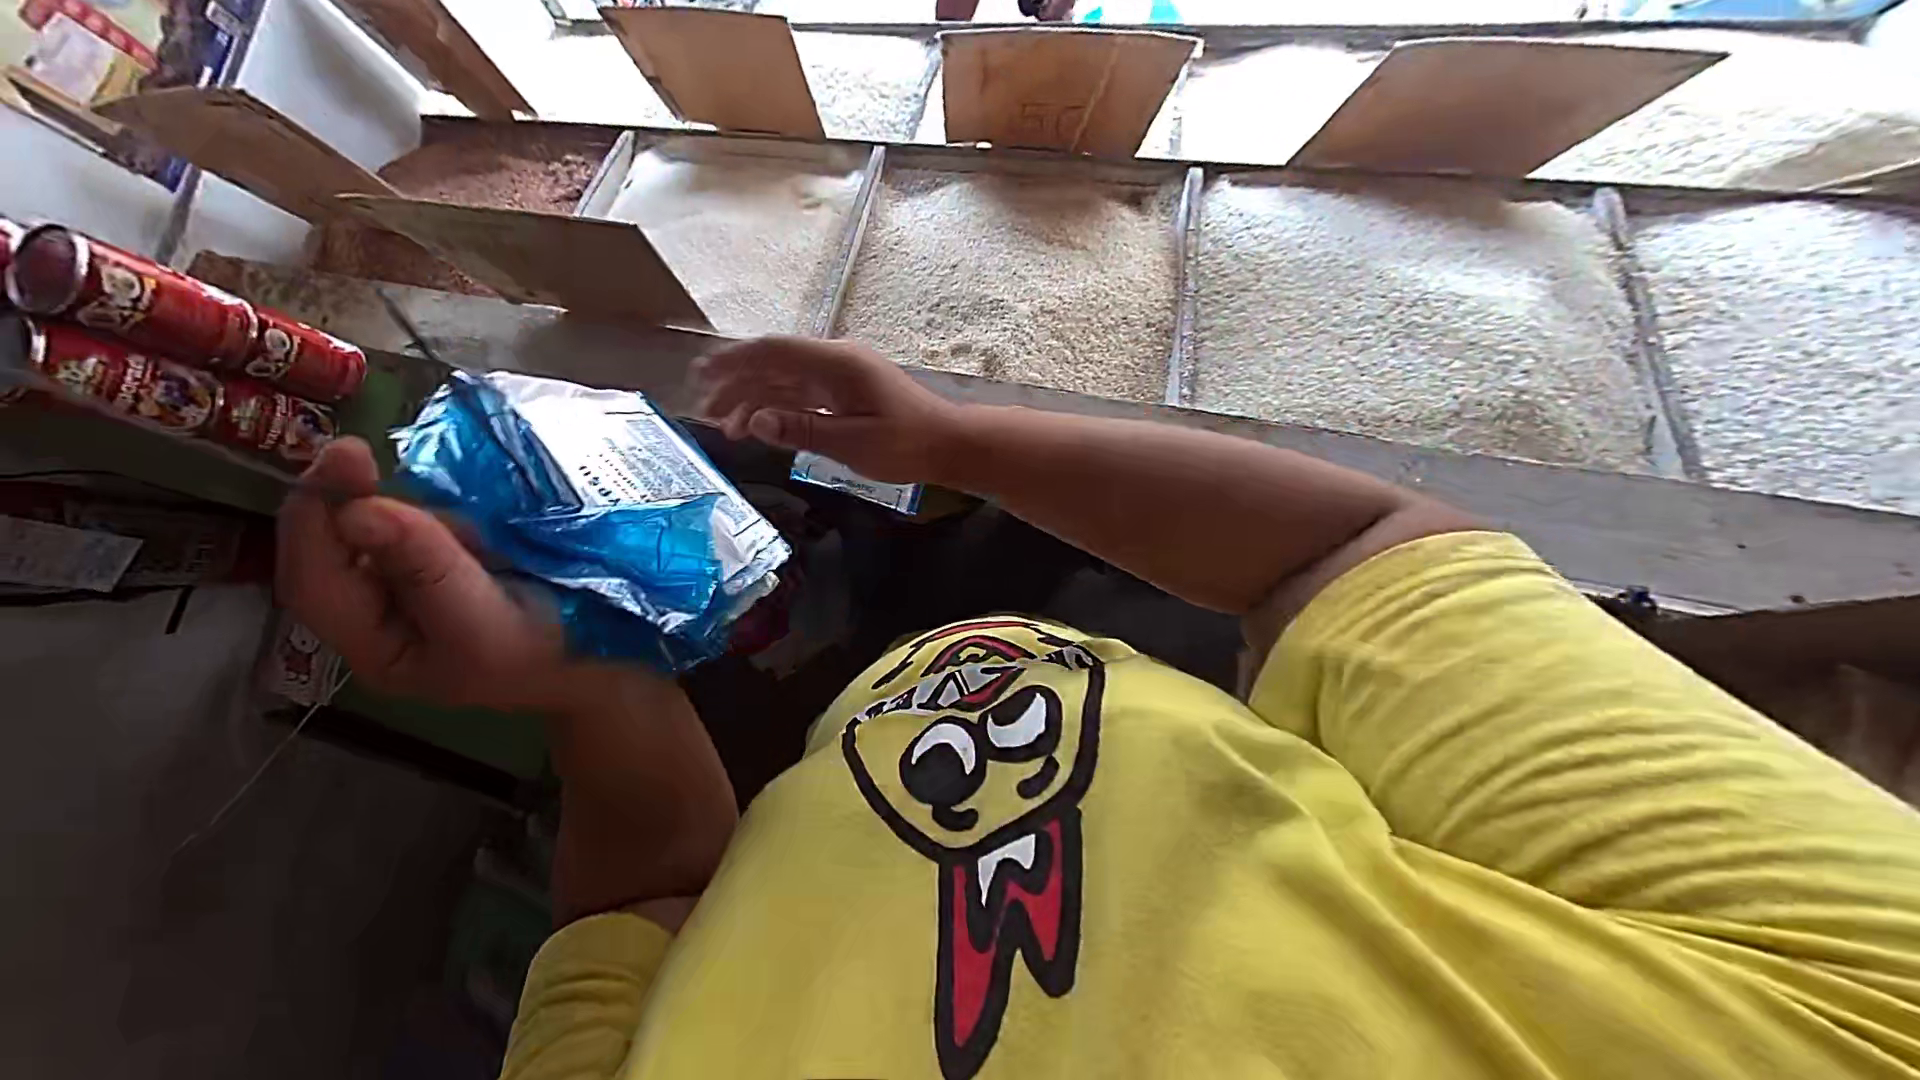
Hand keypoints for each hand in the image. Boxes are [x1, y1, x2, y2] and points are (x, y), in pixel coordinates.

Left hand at [276, 437, 592, 711]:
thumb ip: (426, 569)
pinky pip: (434, 525)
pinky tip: (481, 520)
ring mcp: (424, 584)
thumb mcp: (483, 621)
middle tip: (367, 454)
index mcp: (375, 644)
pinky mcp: (461, 561)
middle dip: (362, 503)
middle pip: (346, 549)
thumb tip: (358, 509)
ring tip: (475, 528)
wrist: (609, 656)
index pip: (316, 580)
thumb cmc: (547, 651)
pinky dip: (447, 508)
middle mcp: (386, 613)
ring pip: (392, 529)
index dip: (315, 517)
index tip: (345, 454)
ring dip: (417, 508)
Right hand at [689, 336, 969, 484]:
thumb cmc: (907, 444)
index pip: (774, 352)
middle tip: (706, 412)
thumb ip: (803, 429)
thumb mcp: (854, 442)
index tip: (703, 377)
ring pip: (786, 381)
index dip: (734, 362)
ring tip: (728, 427)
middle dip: (737, 386)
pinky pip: (803, 394)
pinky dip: (780, 408)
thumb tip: (756, 422)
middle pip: (774, 365)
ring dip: (755, 400)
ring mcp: (841, 376)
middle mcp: (835, 362)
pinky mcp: (846, 392)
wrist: (949, 444)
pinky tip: (762, 426)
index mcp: (837, 364)